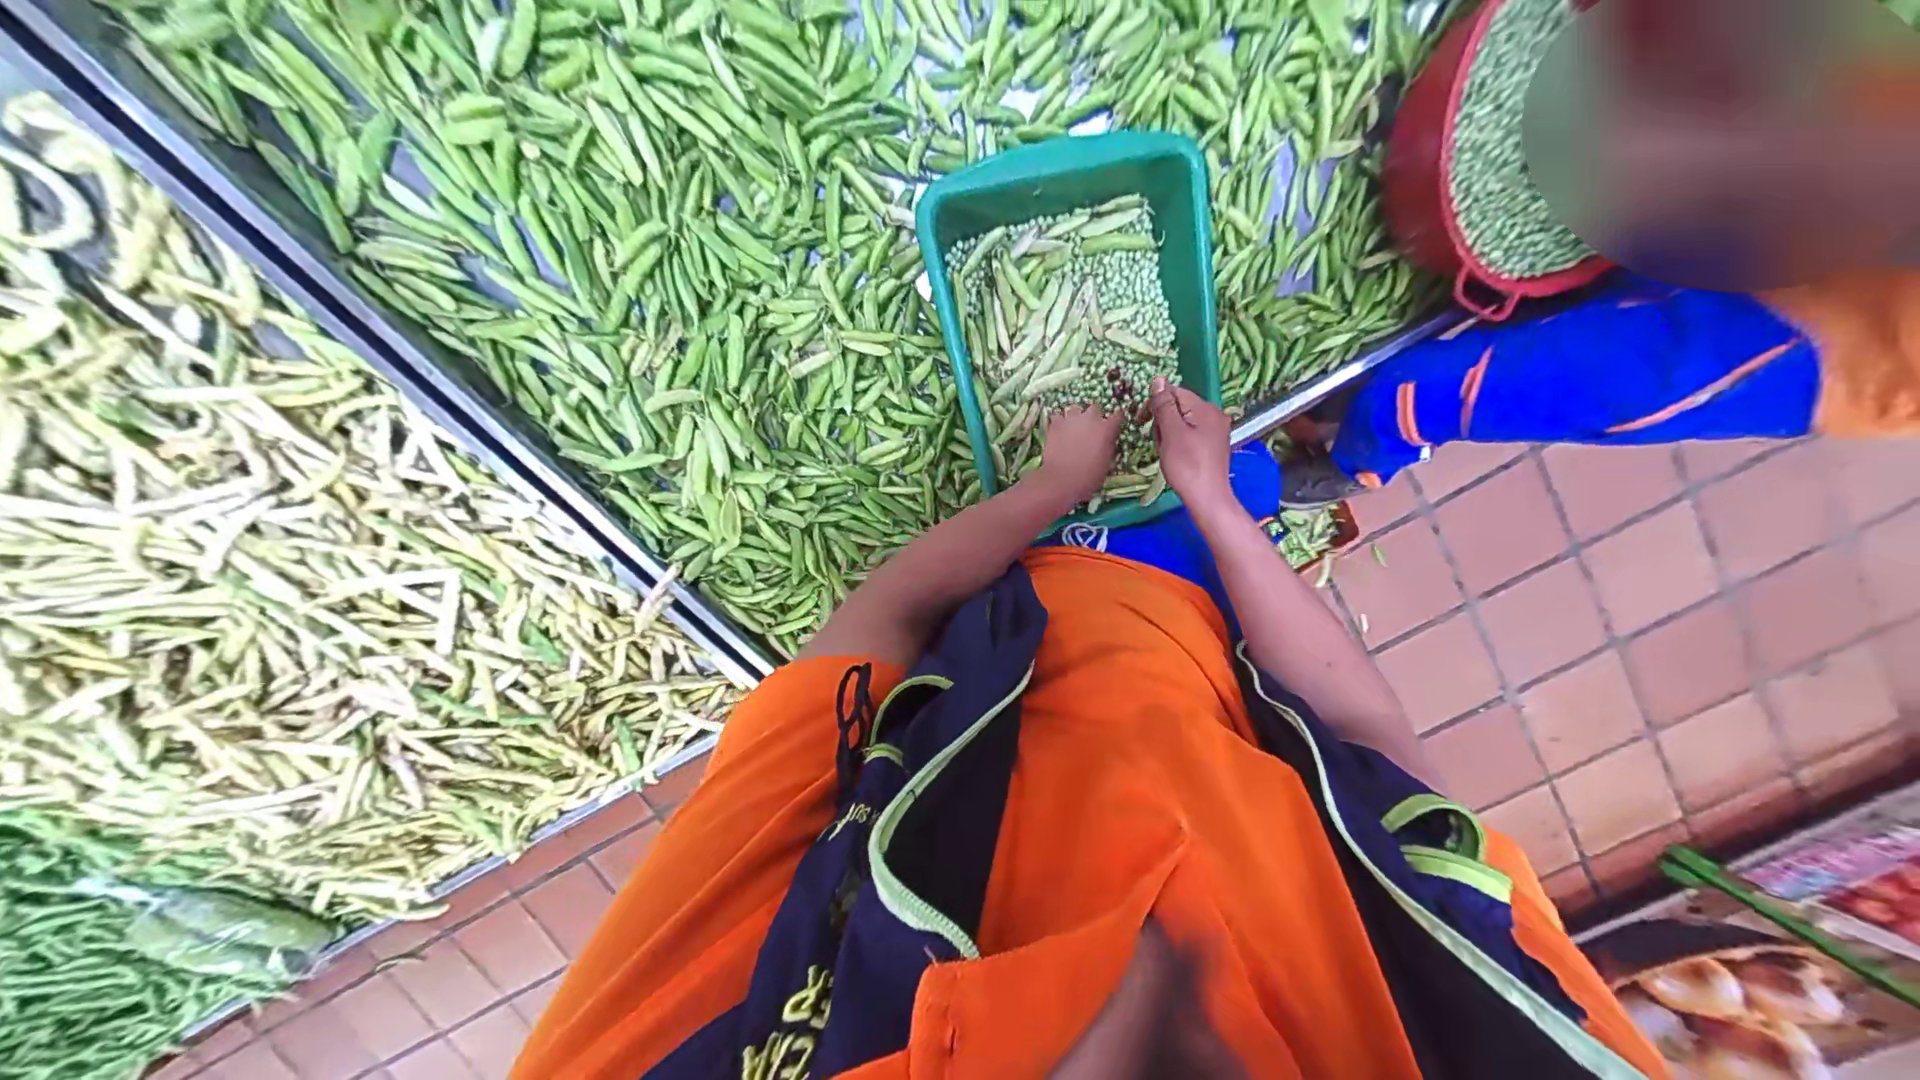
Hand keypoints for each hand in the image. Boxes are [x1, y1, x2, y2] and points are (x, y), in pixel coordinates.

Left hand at [1034, 405, 1123, 506]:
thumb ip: (1109, 448)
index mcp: (1106, 429)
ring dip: (1076, 417)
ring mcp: (1071, 420)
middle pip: (1095, 408)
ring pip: (1075, 409)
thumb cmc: (1088, 477)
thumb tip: (1108, 442)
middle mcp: (1090, 419)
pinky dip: (1059, 422)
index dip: (1117, 420)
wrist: (1062, 480)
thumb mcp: (1107, 465)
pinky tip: (1058, 429)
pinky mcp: (1055, 425)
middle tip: (1091, 428)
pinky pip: (1057, 416)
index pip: (1118, 416)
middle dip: (1094, 416)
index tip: (1115, 425)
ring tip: (1073, 427)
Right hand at [1148, 377, 1233, 517]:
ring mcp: (1216, 430)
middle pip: (1179, 406)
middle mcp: (1214, 414)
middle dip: (1163, 421)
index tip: (1142, 422)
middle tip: (1159, 442)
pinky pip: (1191, 433)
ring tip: (1167, 451)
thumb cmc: (1187, 465)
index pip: (1174, 392)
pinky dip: (1178, 441)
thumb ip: (1164, 405)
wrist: (1207, 497)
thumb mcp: (1171, 433)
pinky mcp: (1213, 444)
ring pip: (1183, 421)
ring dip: (1168, 432)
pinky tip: (1176, 455)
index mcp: (1205, 408)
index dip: (1155, 404)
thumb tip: (1158, 380)